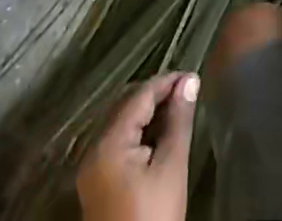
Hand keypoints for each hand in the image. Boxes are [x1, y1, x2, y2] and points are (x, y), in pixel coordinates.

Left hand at [76, 71, 198, 220]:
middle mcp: (93, 147)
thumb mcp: (171, 169)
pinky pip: (116, 142)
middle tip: (186, 89)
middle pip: (124, 106)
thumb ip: (178, 122)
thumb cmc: (155, 218)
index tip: (191, 76)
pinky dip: (137, 132)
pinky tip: (156, 135)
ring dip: (146, 112)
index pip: (137, 96)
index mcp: (108, 141)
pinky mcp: (96, 181)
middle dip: (154, 94)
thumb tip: (189, 82)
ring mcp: (91, 166)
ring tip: (175, 107)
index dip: (165, 82)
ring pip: (119, 123)